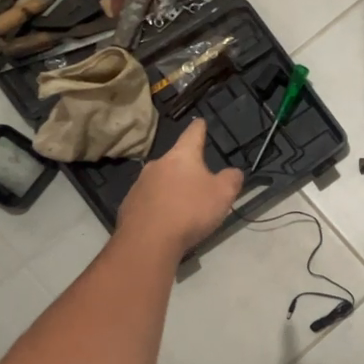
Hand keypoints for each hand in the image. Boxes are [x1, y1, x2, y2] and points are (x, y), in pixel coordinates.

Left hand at [119, 119, 242, 256]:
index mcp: (182, 157)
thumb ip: (232, 179)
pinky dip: (159, 206)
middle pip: (176, 160)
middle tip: (200, 182)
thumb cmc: (190, 210)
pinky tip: (167, 221)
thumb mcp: (223, 195)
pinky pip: (149, 200)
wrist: (148, 241)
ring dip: (172, 188)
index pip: (193, 135)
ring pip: (161, 181)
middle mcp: (157, 164)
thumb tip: (233, 172)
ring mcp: (140, 184)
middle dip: (187, 168)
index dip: (199, 128)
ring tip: (184, 207)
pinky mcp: (130, 205)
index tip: (200, 122)